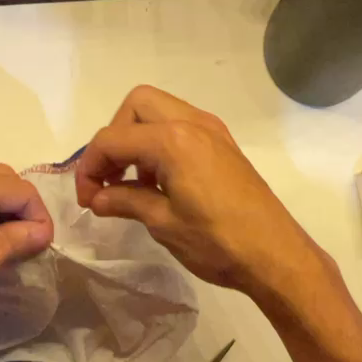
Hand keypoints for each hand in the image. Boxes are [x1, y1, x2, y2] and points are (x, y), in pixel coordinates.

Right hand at [74, 86, 331, 301]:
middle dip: (114, 138)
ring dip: (137, 139)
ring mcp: (211, 131)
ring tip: (132, 185)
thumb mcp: (163, 224)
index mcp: (173, 140)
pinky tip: (159, 183)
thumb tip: (97, 198)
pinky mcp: (223, 145)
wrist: (274, 255)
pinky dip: (160, 144)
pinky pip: (181, 127)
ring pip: (160, 112)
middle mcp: (192, 123)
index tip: (86, 200)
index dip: (90, 167)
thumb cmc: (217, 243)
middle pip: (136, 106)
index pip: (113, 138)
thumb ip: (125, 202)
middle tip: (107, 179)